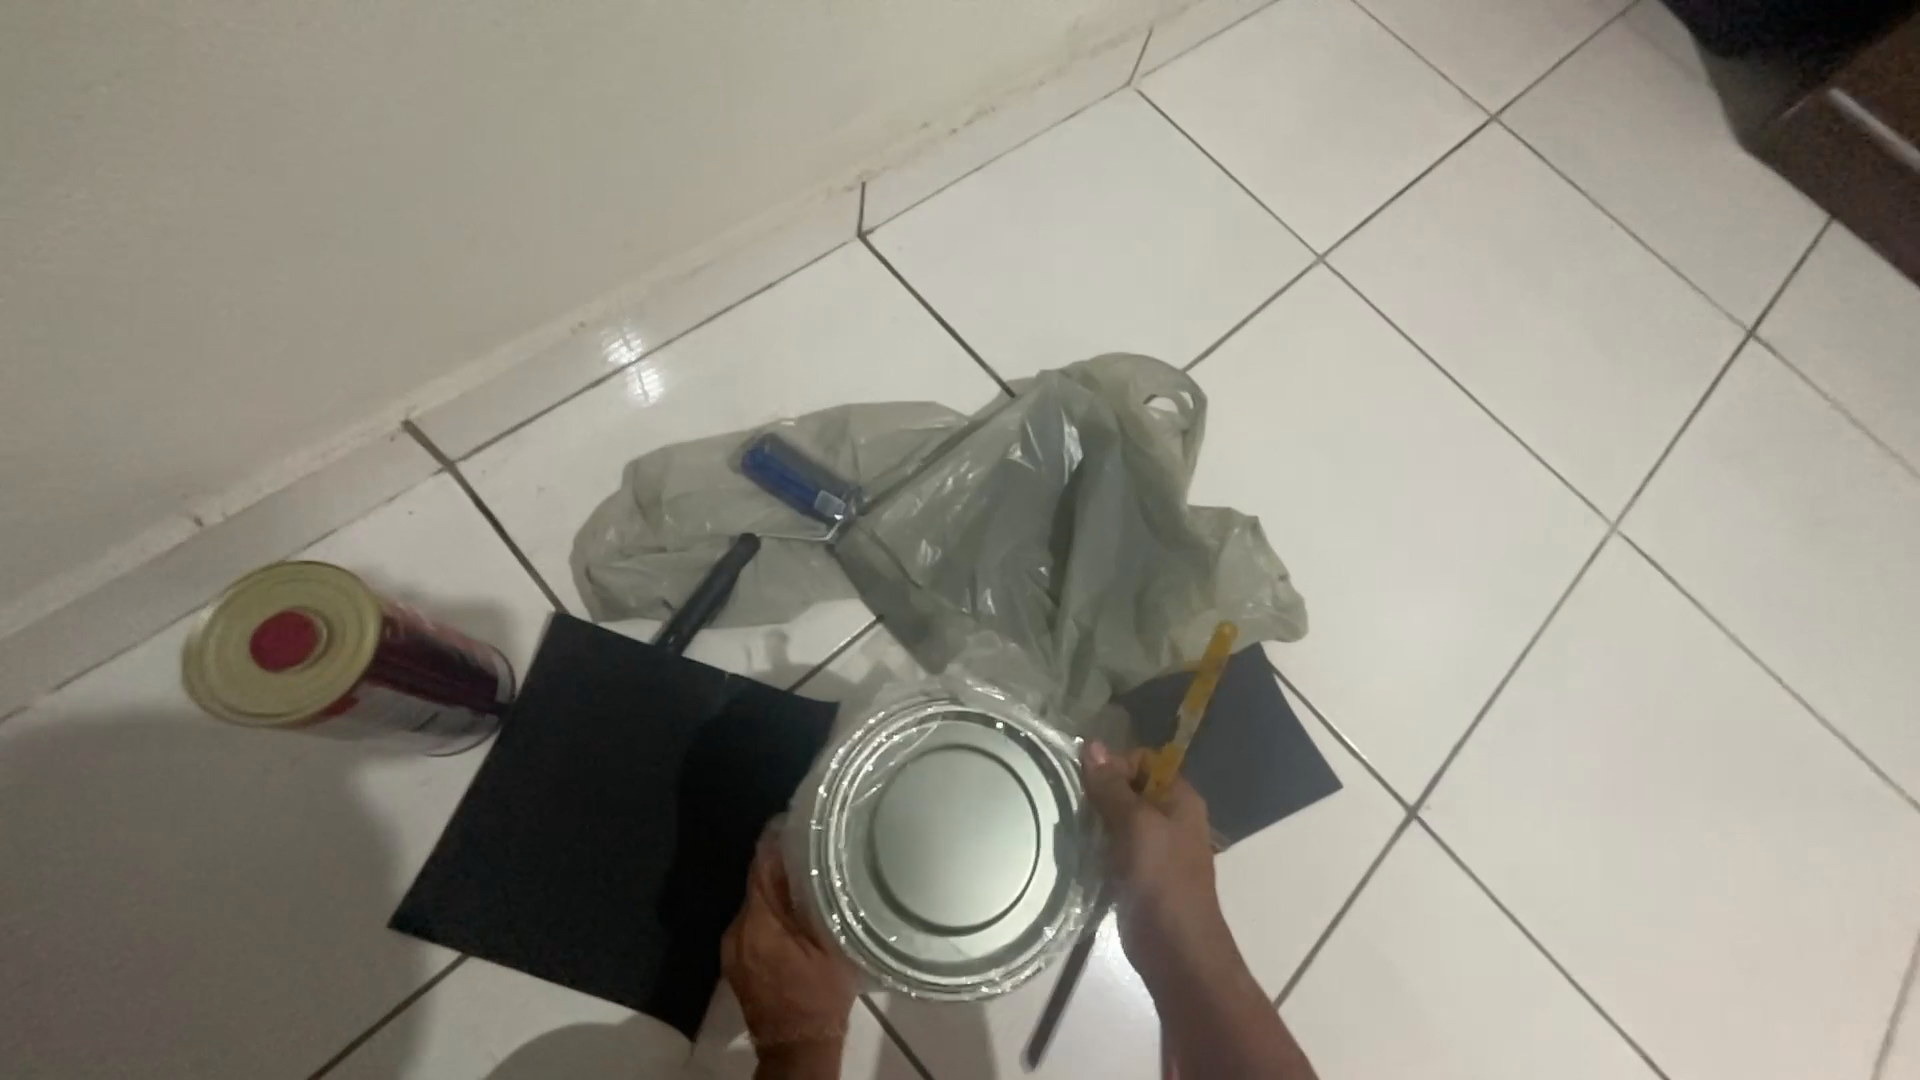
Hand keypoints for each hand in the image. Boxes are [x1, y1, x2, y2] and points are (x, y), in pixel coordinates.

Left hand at [721, 829, 856, 1052]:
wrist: (797, 1048)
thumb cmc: (820, 995)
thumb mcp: (830, 944)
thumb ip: (818, 902)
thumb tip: (816, 863)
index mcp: (759, 923)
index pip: (761, 867)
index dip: (776, 841)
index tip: (796, 822)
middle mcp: (737, 931)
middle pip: (756, 883)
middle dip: (780, 866)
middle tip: (810, 849)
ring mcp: (732, 949)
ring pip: (755, 903)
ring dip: (776, 891)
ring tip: (805, 878)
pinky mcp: (735, 962)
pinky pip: (752, 923)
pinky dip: (770, 913)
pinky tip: (793, 913)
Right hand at [1081, 740, 1235, 989]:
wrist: (1176, 952)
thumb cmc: (1161, 879)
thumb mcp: (1135, 824)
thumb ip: (1111, 786)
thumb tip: (1092, 744)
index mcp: (1179, 798)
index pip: (1143, 760)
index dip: (1116, 765)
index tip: (1092, 786)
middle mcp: (1170, 817)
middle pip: (1128, 787)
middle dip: (1100, 794)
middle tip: (1075, 808)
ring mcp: (1155, 847)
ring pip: (1116, 818)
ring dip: (1094, 821)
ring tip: (1072, 830)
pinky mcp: (1138, 873)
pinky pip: (1112, 846)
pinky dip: (1095, 846)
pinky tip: (1076, 852)